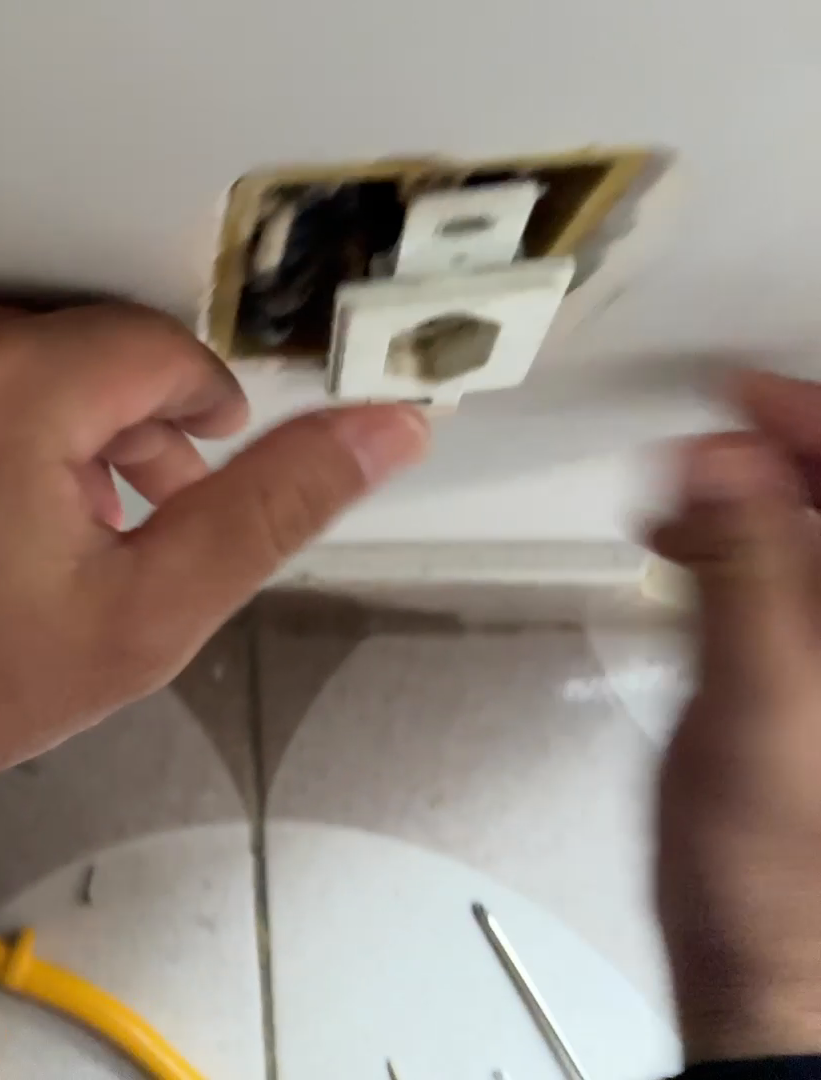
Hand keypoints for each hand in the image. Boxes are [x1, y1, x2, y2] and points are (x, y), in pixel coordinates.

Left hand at [0, 287, 428, 803]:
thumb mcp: (135, 621)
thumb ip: (264, 511)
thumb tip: (380, 429)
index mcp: (6, 387)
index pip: (155, 349)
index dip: (189, 411)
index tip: (183, 461)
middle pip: (65, 344)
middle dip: (101, 421)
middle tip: (92, 514)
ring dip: (18, 411)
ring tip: (7, 510)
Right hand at [649, 370, 820, 1060]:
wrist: (784, 968)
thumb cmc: (783, 871)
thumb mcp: (756, 710)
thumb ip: (747, 579)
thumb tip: (720, 468)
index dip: (815, 423)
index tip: (738, 393)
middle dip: (787, 464)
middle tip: (701, 451)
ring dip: (761, 507)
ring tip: (685, 506)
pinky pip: (805, 587)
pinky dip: (749, 554)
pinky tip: (702, 558)